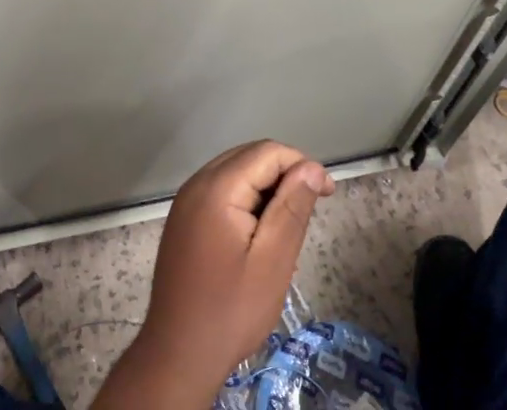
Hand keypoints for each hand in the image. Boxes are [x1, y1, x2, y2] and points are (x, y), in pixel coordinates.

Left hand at [94, 141, 334, 408]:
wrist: (179, 354)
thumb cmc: (231, 310)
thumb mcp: (273, 260)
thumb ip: (292, 207)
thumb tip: (311, 167)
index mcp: (216, 188)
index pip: (267, 152)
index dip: (302, 164)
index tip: (327, 194)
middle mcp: (196, 184)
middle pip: (249, 156)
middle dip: (284, 173)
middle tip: (310, 209)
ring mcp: (185, 202)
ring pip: (235, 172)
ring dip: (266, 188)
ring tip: (287, 225)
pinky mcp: (183, 221)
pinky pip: (220, 192)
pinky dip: (246, 200)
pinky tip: (259, 234)